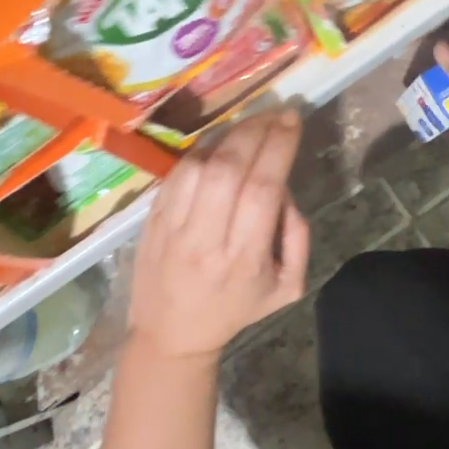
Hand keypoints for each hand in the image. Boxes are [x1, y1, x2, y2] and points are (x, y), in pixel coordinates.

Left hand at [127, 111, 310, 362]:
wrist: (169, 334)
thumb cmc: (234, 309)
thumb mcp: (286, 288)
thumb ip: (297, 238)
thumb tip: (287, 190)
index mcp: (244, 259)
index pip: (263, 190)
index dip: (279, 148)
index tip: (293, 122)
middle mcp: (206, 241)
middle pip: (230, 170)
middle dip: (256, 131)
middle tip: (275, 113)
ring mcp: (173, 229)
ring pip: (199, 168)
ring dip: (228, 136)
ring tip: (251, 124)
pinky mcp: (151, 220)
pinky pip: (176, 174)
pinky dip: (201, 151)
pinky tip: (220, 143)